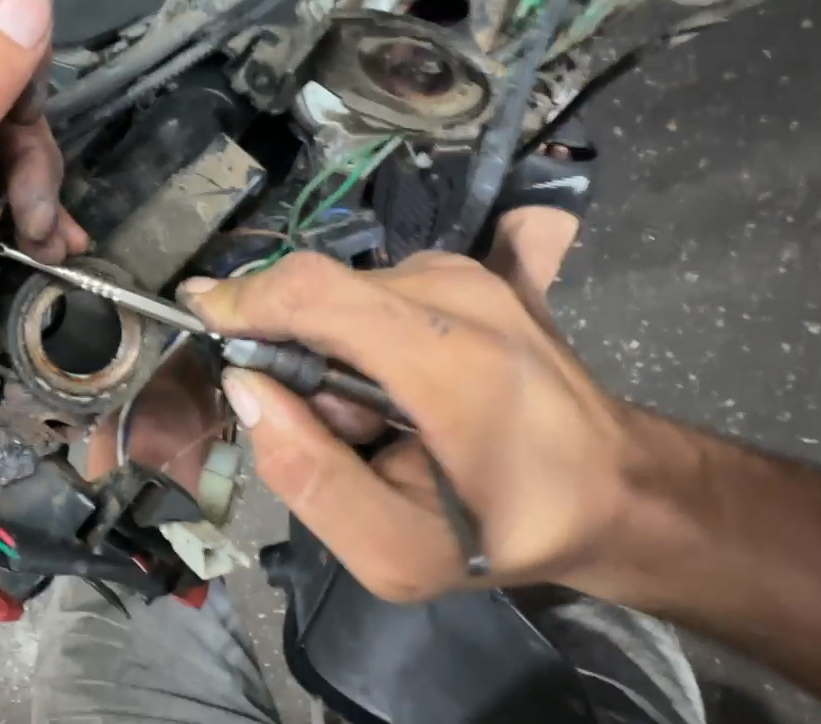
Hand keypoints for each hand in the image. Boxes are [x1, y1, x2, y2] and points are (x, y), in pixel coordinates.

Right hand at [185, 252, 652, 602]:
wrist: (623, 490)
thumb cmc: (510, 528)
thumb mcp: (398, 550)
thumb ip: (306, 477)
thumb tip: (246, 388)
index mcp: (451, 361)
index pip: (312, 292)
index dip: (243, 299)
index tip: (198, 316)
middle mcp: (455, 293)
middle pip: (315, 291)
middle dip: (289, 350)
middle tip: (331, 420)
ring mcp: (466, 272)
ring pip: (338, 293)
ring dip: (325, 347)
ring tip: (372, 411)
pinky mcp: (466, 269)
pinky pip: (368, 290)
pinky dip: (354, 331)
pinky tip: (394, 379)